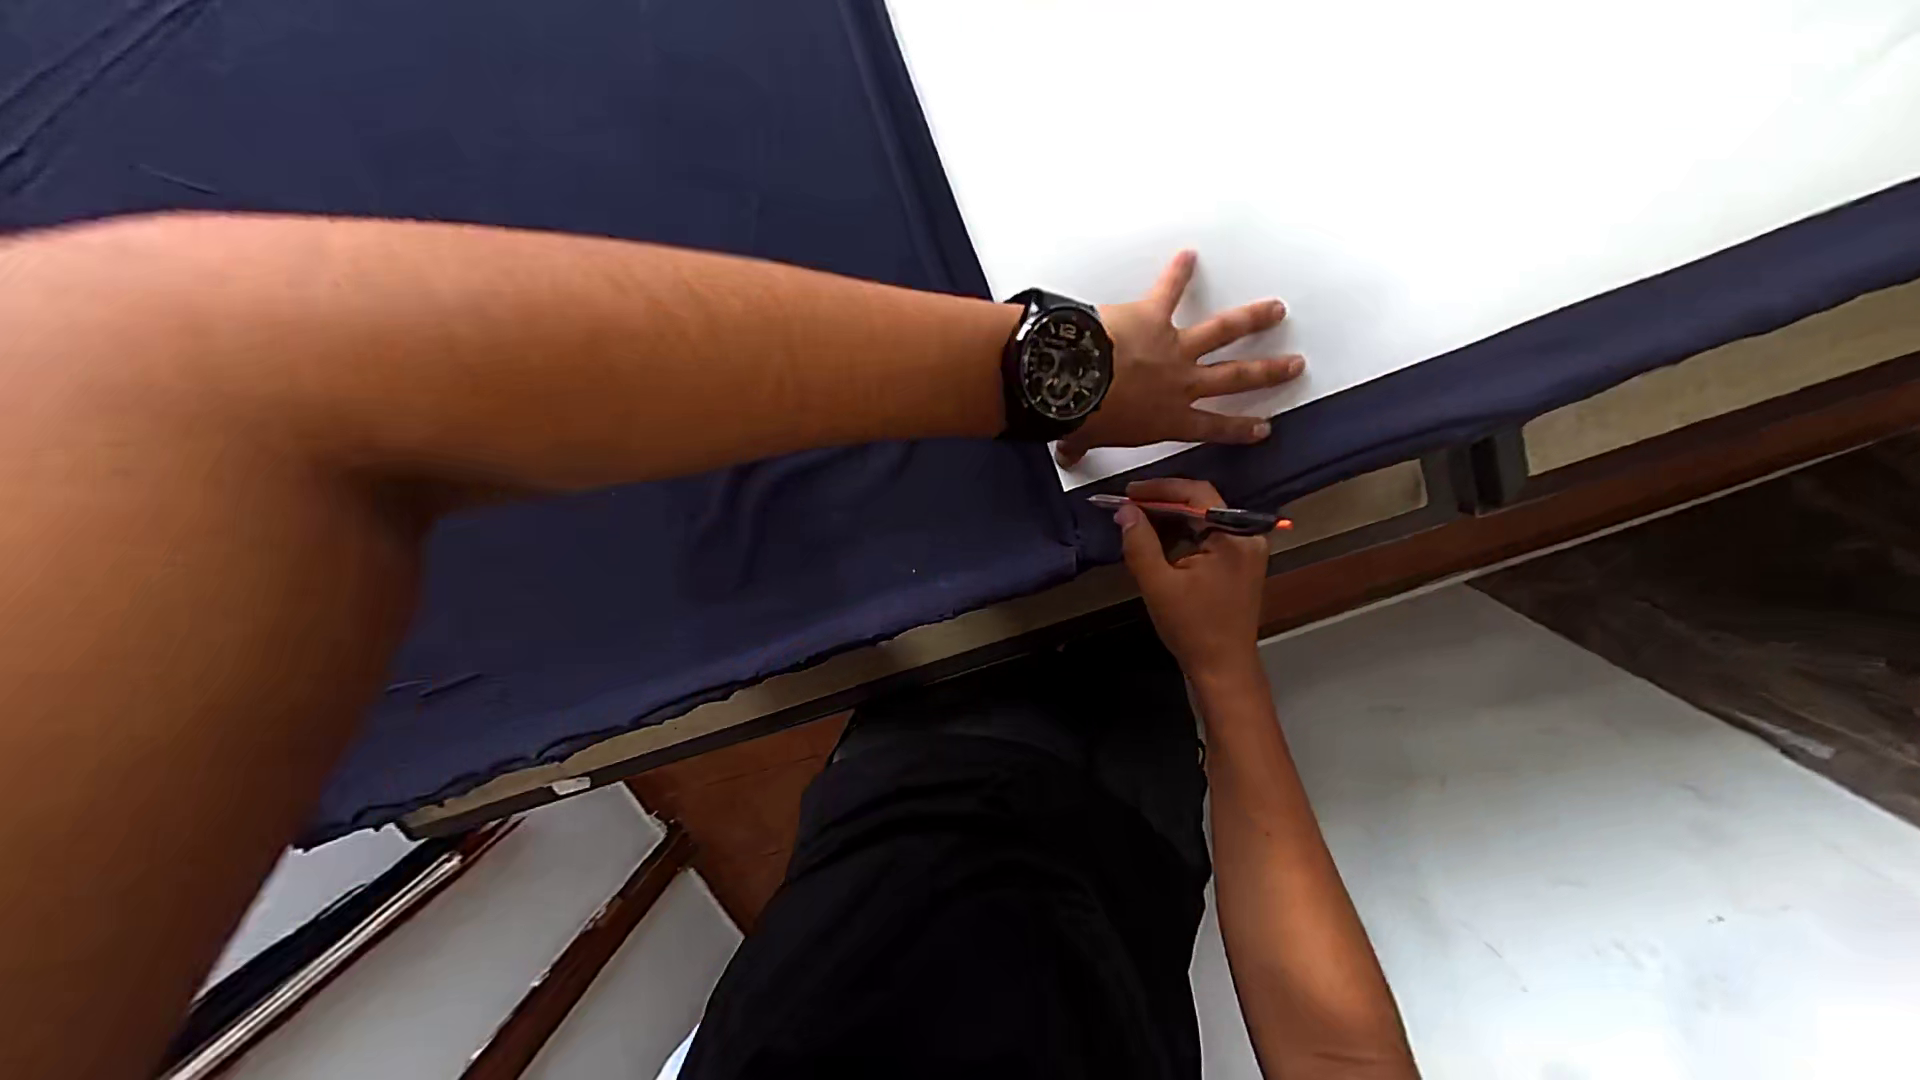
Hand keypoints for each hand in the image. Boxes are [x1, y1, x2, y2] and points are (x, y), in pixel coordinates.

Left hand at [1060, 251, 1304, 467]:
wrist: (1073, 384)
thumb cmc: (1080, 417)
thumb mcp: (1083, 439)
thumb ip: (1081, 447)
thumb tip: (1069, 456)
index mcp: (1166, 419)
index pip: (1211, 428)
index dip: (1238, 429)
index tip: (1261, 428)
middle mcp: (1180, 383)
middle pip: (1235, 377)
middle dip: (1267, 372)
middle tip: (1293, 365)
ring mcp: (1173, 347)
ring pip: (1224, 331)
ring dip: (1252, 318)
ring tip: (1274, 310)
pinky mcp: (1152, 315)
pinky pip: (1169, 290)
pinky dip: (1178, 272)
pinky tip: (1188, 256)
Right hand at [1114, 478, 1269, 682]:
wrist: (1222, 667)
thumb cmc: (1192, 627)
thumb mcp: (1157, 583)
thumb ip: (1139, 542)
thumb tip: (1125, 511)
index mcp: (1234, 536)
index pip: (1197, 493)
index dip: (1159, 489)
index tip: (1128, 493)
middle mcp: (1247, 537)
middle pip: (1202, 504)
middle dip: (1162, 503)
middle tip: (1128, 506)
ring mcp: (1246, 550)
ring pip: (1203, 519)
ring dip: (1170, 519)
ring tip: (1137, 521)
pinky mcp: (1239, 564)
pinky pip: (1208, 536)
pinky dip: (1182, 535)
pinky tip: (1157, 540)